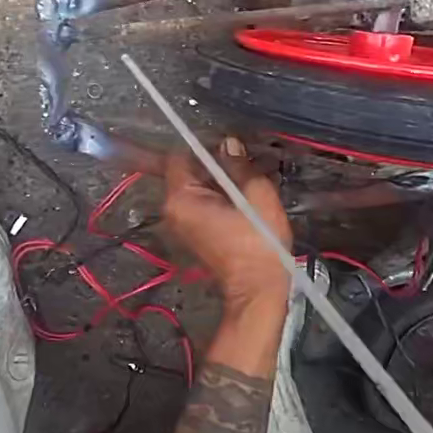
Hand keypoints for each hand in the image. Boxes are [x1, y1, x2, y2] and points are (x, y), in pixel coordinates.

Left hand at [160, 136, 291, 311]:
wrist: (258, 290)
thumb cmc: (259, 243)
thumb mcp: (257, 196)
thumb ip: (240, 166)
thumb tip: (229, 143)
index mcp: (181, 199)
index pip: (180, 156)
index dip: (204, 144)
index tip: (230, 142)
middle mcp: (173, 209)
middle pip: (189, 170)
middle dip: (216, 161)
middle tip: (247, 157)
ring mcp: (183, 222)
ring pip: (199, 186)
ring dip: (222, 177)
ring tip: (253, 172)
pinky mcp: (195, 231)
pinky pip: (204, 202)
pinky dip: (222, 194)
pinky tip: (247, 192)